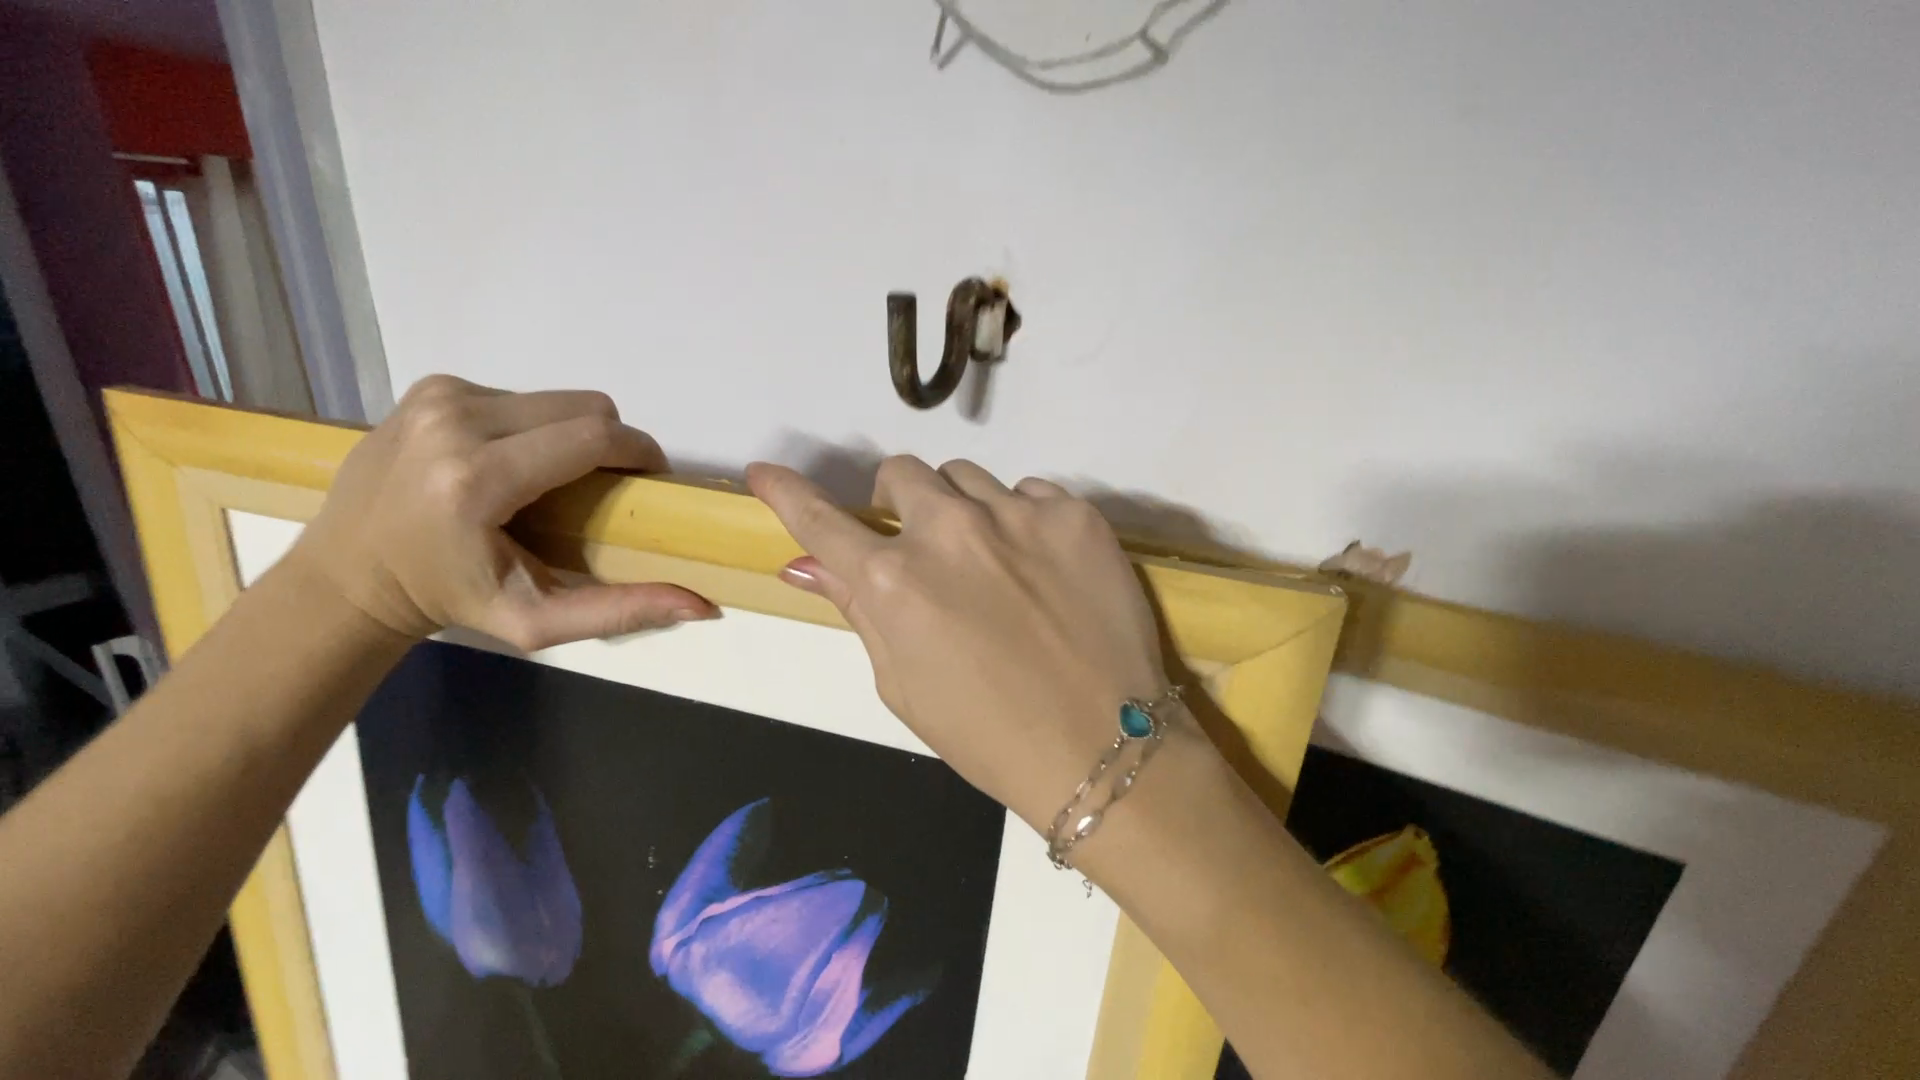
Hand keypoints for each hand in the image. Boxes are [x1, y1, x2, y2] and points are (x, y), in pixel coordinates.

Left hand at [292, 375, 715, 648]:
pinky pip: (519, 394)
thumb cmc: (448, 602)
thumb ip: (620, 611)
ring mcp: (437, 395)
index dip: (639, 453)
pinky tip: (515, 463)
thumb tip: (703, 606)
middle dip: (612, 443)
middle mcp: (453, 419)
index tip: (652, 481)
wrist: (347, 577)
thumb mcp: (537, 621)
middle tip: (609, 486)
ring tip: (558, 479)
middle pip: (583, 407)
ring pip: (555, 397)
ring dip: (574, 433)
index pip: (592, 437)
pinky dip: (536, 425)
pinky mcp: (430, 388)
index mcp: (476, 478)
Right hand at [747, 457, 1168, 827]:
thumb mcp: (902, 684)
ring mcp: (1017, 514)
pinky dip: (1022, 519)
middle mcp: (949, 531)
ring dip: (962, 508)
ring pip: (966, 477)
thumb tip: (806, 565)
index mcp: (895, 581)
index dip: (787, 493)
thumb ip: (858, 609)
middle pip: (901, 474)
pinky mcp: (1075, 514)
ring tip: (990, 560)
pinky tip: (1040, 566)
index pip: (822, 519)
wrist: (1102, 746)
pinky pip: (1030, 492)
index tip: (765, 473)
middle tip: (920, 544)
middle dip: (899, 503)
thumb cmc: (987, 734)